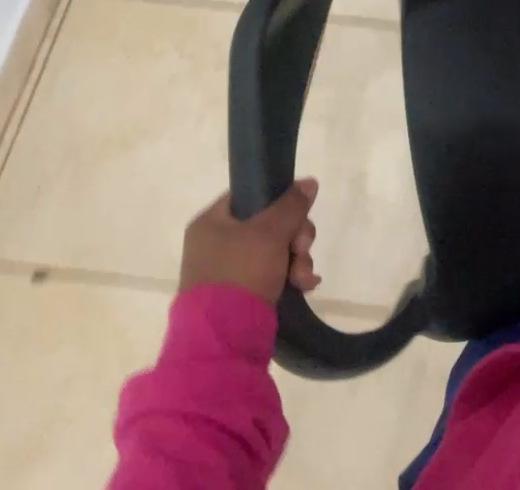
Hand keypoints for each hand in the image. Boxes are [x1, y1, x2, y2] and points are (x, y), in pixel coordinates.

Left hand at [179, 180, 320, 305]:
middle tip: (302, 249)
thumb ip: (291, 205)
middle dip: (295, 237)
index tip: (298, 212)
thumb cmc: (242, 273)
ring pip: (276, 249)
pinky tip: (305, 285)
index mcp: (211, 222)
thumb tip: (309, 182)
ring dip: (298, 260)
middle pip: (269, 223)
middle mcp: (216, 243)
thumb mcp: (270, 232)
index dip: (278, 199)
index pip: (250, 194)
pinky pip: (273, 272)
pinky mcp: (241, 292)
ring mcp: (228, 269)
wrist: (225, 338)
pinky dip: (290, 276)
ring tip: (304, 277)